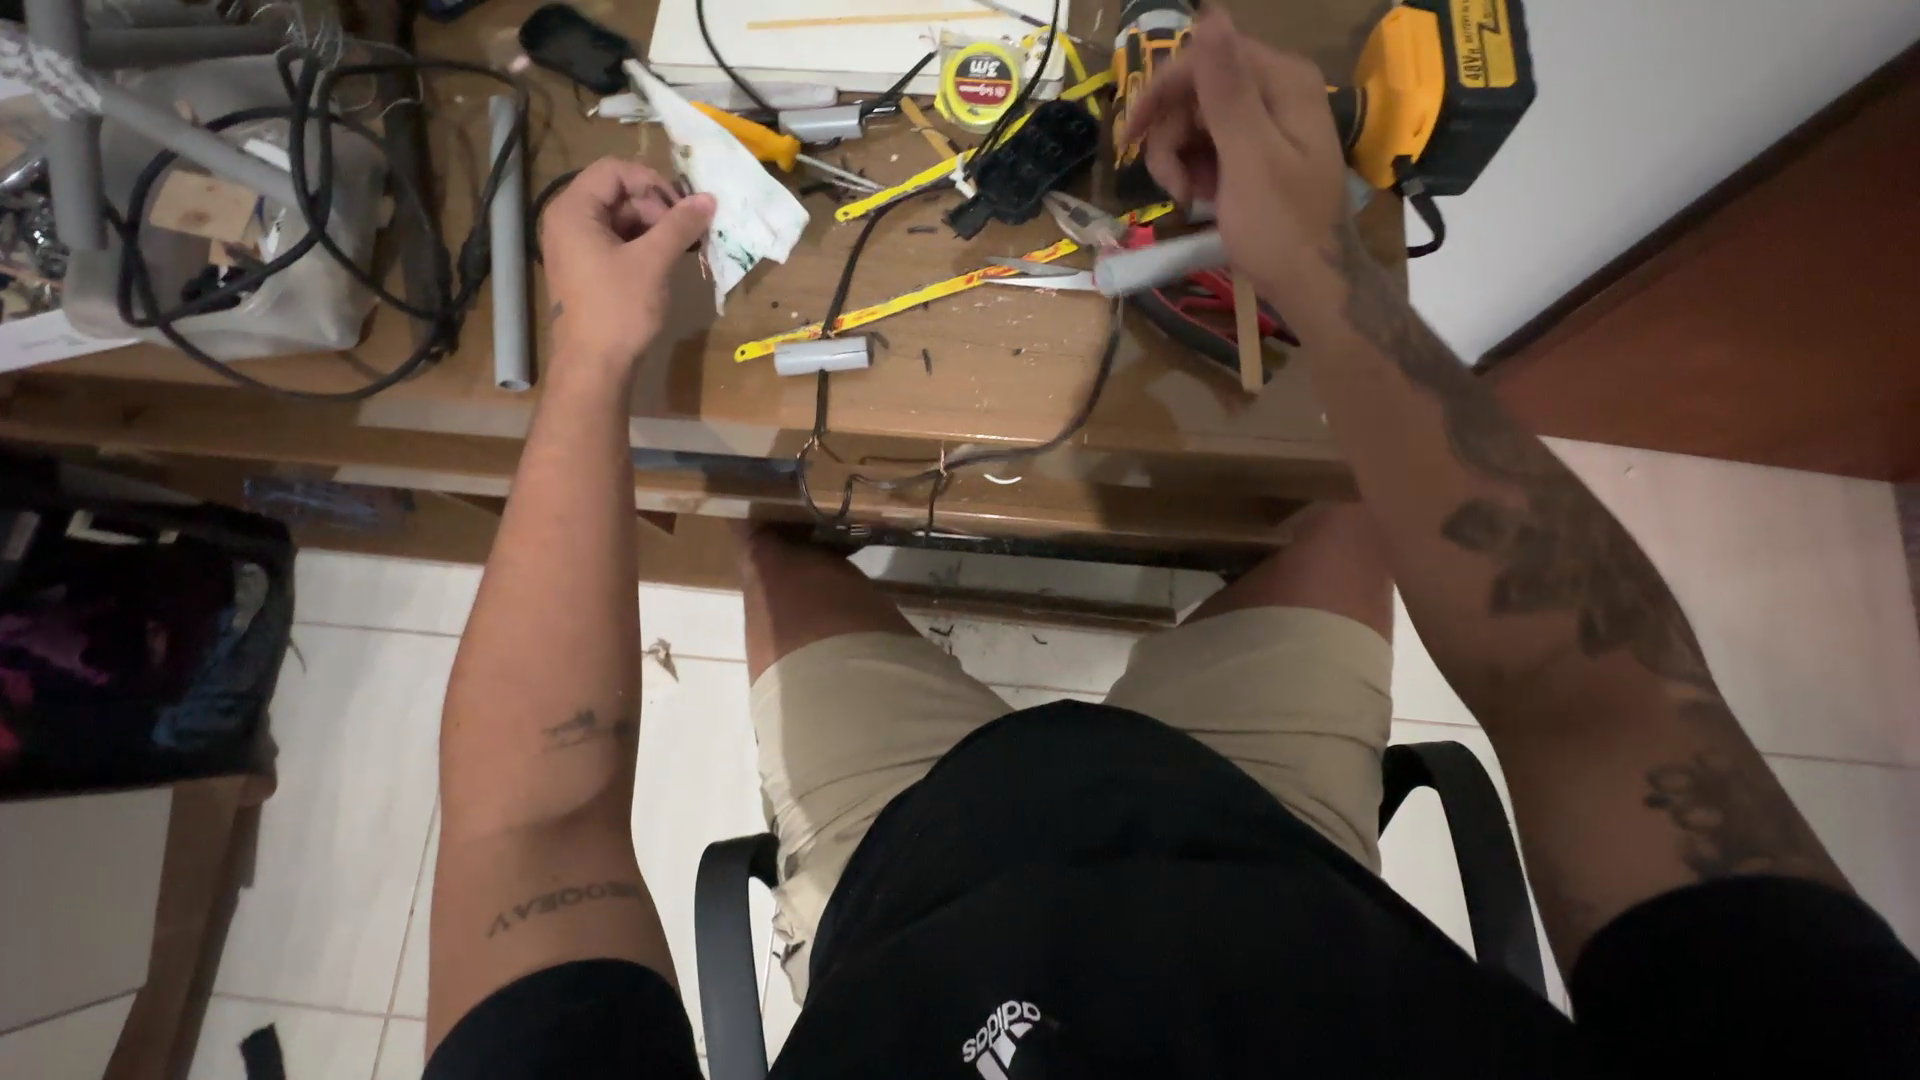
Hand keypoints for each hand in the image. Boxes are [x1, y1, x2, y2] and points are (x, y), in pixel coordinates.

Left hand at [538, 157, 714, 374]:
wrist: (595, 365)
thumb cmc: (619, 309)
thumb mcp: (653, 262)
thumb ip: (679, 225)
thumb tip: (708, 198)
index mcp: (573, 210)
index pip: (614, 171)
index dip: (652, 182)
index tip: (683, 208)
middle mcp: (568, 221)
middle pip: (618, 194)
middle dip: (656, 209)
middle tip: (687, 234)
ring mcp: (576, 247)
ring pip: (621, 220)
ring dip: (655, 229)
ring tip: (682, 249)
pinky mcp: (588, 270)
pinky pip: (617, 243)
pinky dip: (643, 247)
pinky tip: (665, 263)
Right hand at [1124, 10, 1356, 329]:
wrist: (1311, 284)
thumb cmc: (1281, 228)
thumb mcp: (1249, 159)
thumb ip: (1227, 91)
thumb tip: (1209, 17)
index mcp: (1281, 82)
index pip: (1206, 58)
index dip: (1161, 91)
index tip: (1128, 137)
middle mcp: (1275, 93)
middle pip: (1196, 91)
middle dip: (1171, 137)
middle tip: (1170, 185)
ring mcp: (1265, 126)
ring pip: (1196, 122)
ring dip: (1178, 160)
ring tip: (1185, 198)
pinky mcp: (1255, 157)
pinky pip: (1209, 148)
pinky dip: (1194, 172)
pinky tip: (1197, 200)